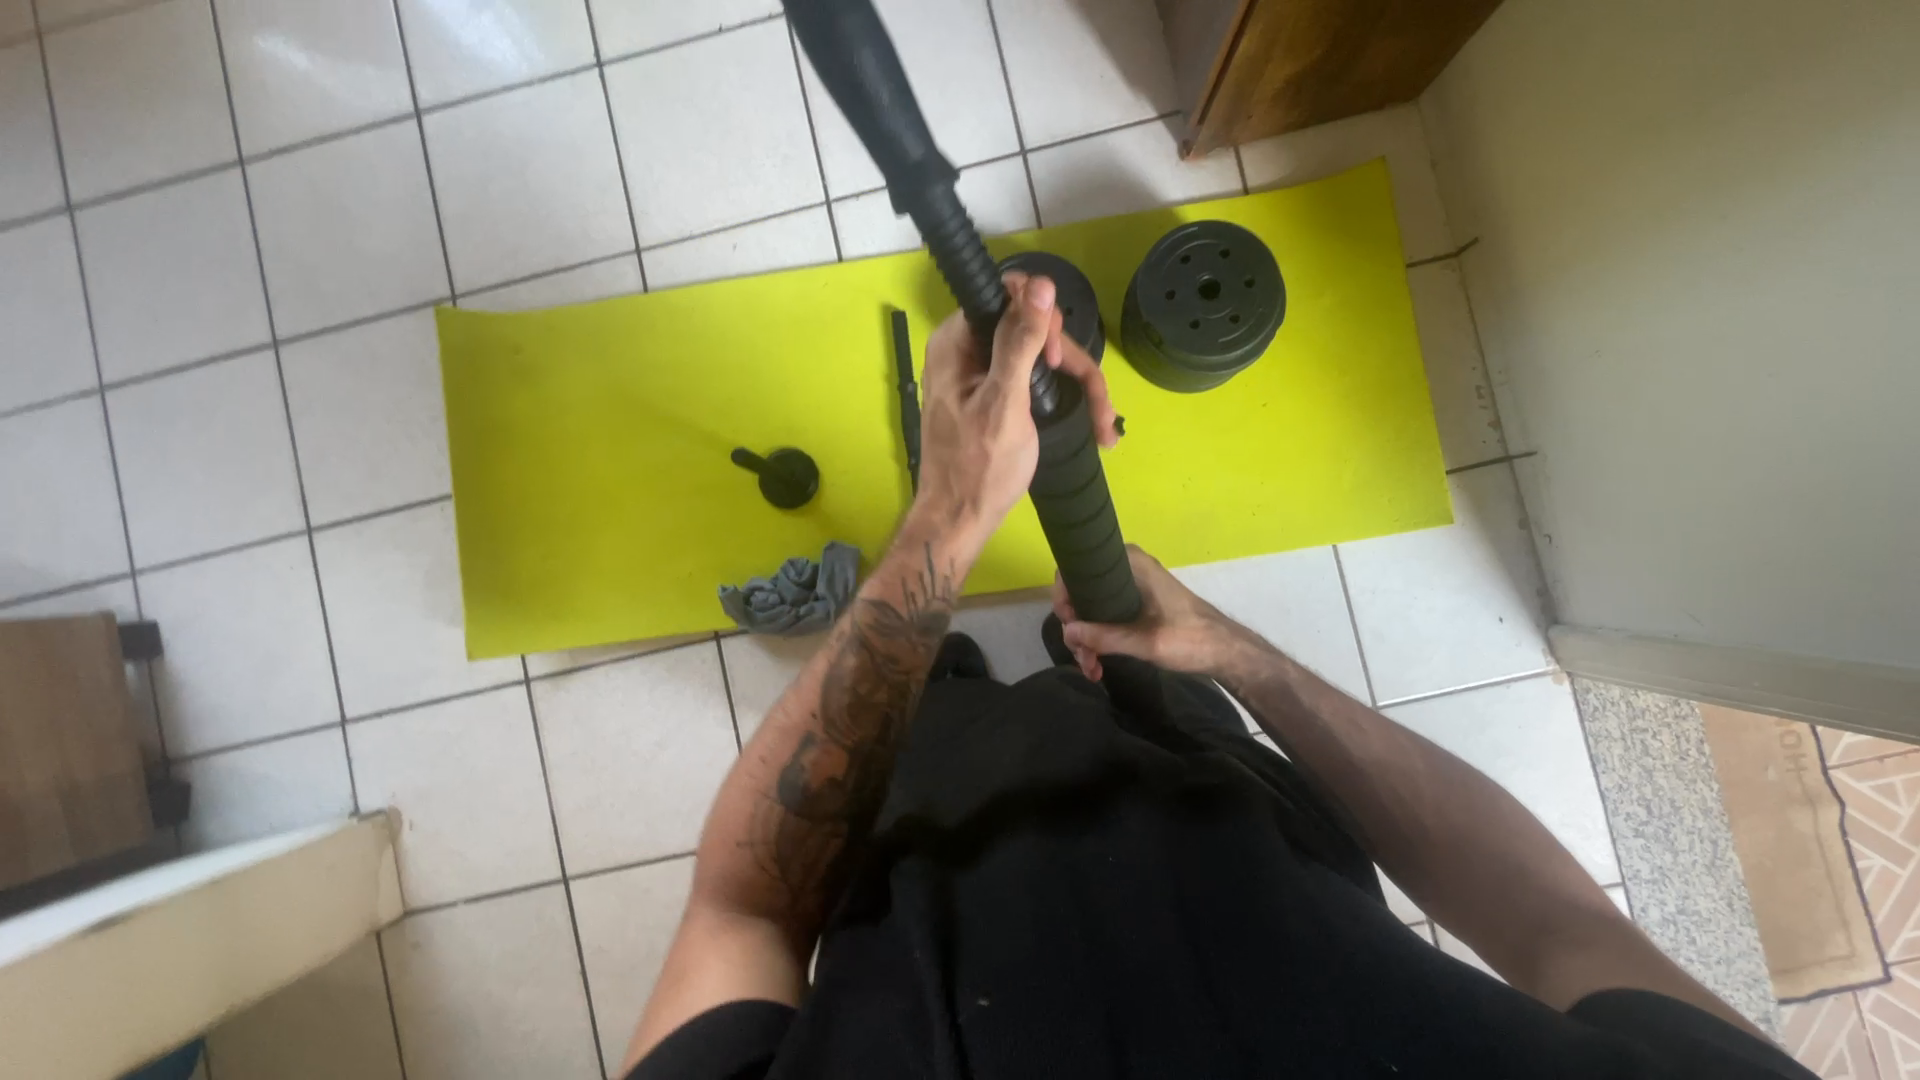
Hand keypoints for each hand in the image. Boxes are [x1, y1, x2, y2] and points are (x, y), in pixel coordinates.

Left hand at [912, 273, 1119, 553]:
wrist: (960, 521)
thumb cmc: (978, 467)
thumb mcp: (1004, 402)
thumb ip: (1020, 342)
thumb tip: (1039, 284)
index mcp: (957, 341)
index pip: (1009, 297)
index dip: (1044, 321)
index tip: (1057, 361)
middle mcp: (967, 350)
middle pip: (1034, 329)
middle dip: (1072, 365)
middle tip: (1096, 405)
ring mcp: (982, 375)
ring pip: (1042, 358)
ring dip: (1080, 388)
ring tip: (1103, 426)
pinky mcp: (996, 397)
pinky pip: (1036, 382)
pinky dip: (1067, 400)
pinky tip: (1095, 426)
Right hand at [1051, 545, 1247, 679]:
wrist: (1226, 651)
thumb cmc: (1191, 640)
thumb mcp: (1146, 641)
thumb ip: (1105, 636)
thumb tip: (1067, 633)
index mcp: (1129, 564)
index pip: (1077, 568)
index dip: (1064, 596)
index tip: (1069, 625)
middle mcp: (1125, 568)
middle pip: (1081, 593)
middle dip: (1077, 628)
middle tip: (1083, 658)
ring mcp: (1129, 586)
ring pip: (1091, 609)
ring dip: (1086, 639)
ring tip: (1092, 669)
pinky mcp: (1134, 604)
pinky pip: (1104, 616)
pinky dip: (1098, 639)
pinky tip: (1098, 665)